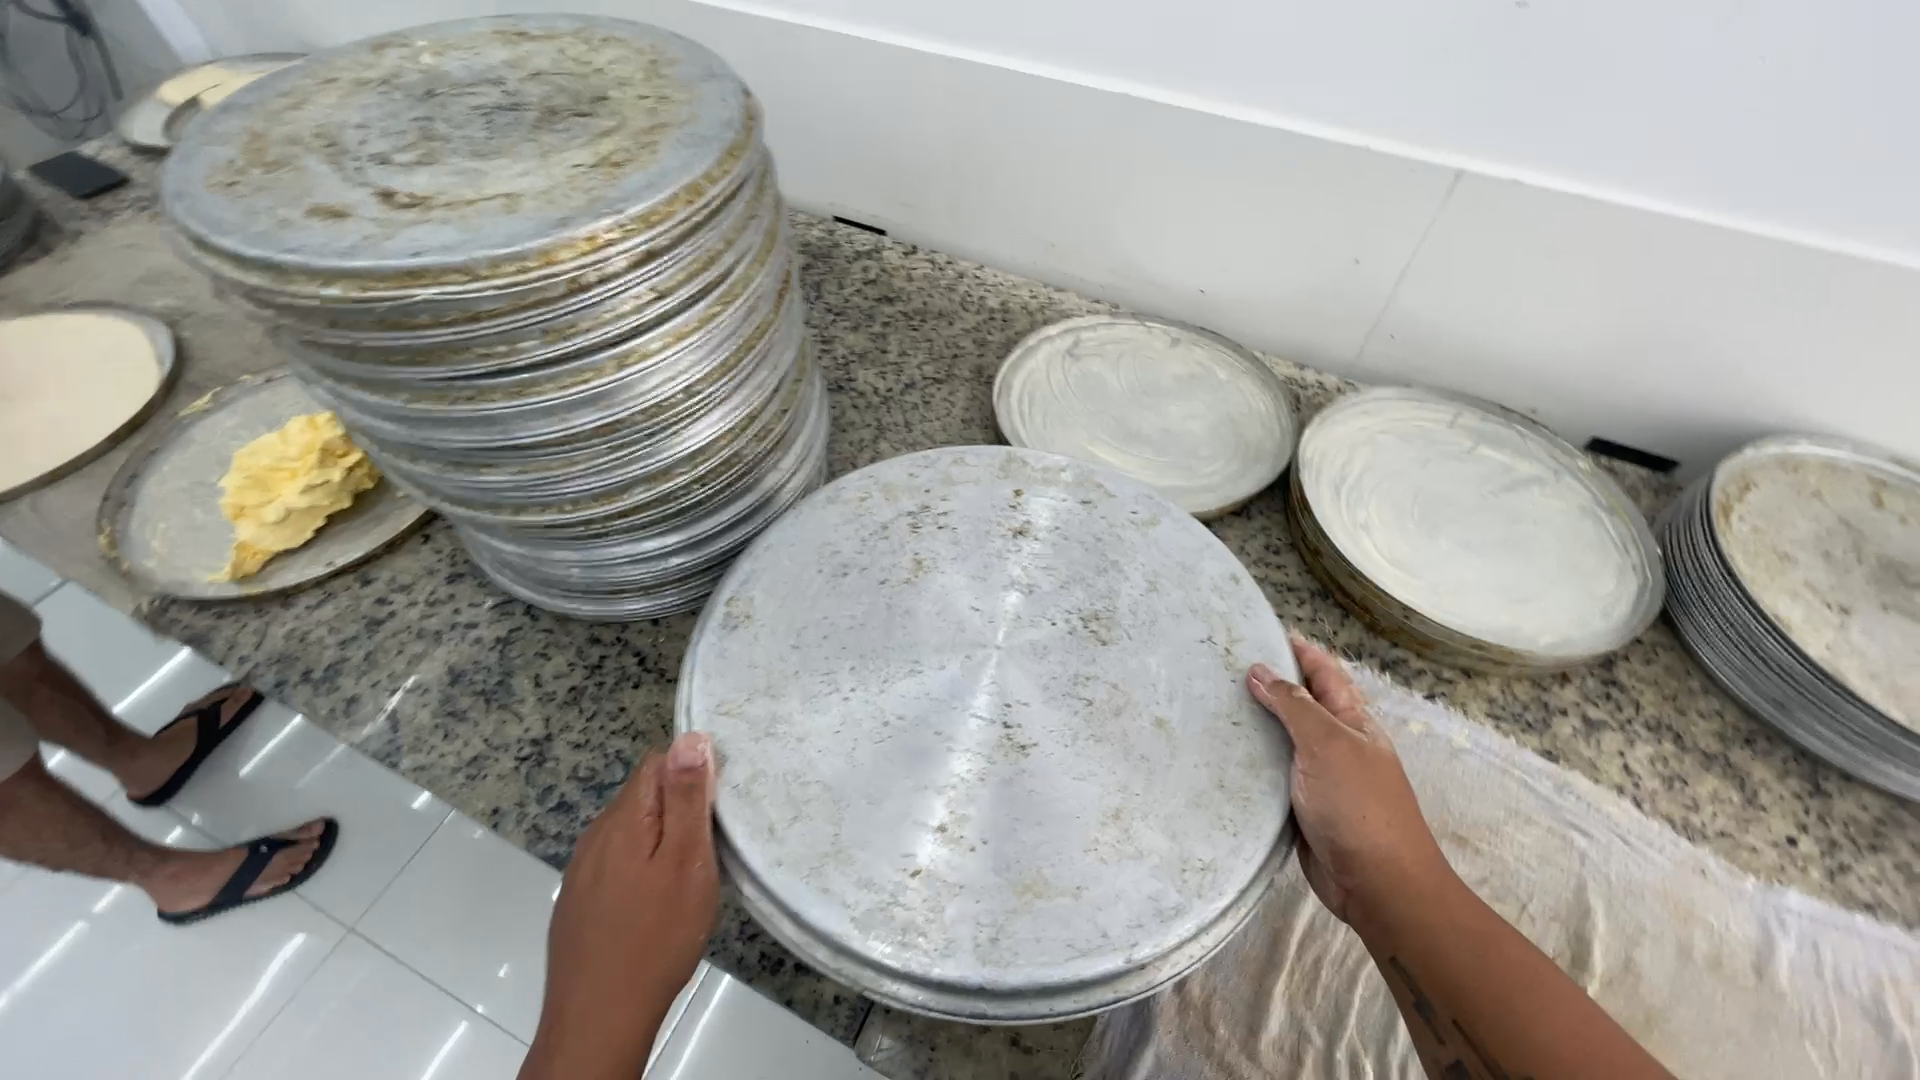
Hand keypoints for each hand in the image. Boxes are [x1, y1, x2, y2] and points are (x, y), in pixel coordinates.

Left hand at [521, 733, 718, 1079]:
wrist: (597, 1020)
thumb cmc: (656, 937)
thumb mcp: (687, 862)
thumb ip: (687, 798)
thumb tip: (691, 737)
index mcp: (624, 818)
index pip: (659, 761)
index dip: (693, 770)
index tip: (720, 804)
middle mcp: (596, 835)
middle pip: (644, 794)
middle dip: (680, 805)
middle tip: (712, 844)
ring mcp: (583, 870)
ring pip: (632, 830)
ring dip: (662, 837)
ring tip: (690, 874)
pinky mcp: (579, 900)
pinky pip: (618, 861)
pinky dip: (643, 866)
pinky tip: (657, 902)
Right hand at [1247, 634, 1451, 927]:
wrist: (1377, 884)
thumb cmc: (1358, 806)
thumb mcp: (1327, 744)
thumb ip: (1294, 706)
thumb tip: (1260, 671)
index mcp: (1353, 722)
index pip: (1324, 674)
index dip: (1299, 651)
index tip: (1263, 630)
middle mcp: (1336, 744)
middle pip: (1300, 704)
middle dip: (1269, 683)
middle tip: (1223, 665)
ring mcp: (1318, 777)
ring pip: (1282, 739)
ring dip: (1254, 722)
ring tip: (1212, 703)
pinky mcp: (1299, 807)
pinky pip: (1270, 773)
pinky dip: (1249, 761)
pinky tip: (1221, 754)